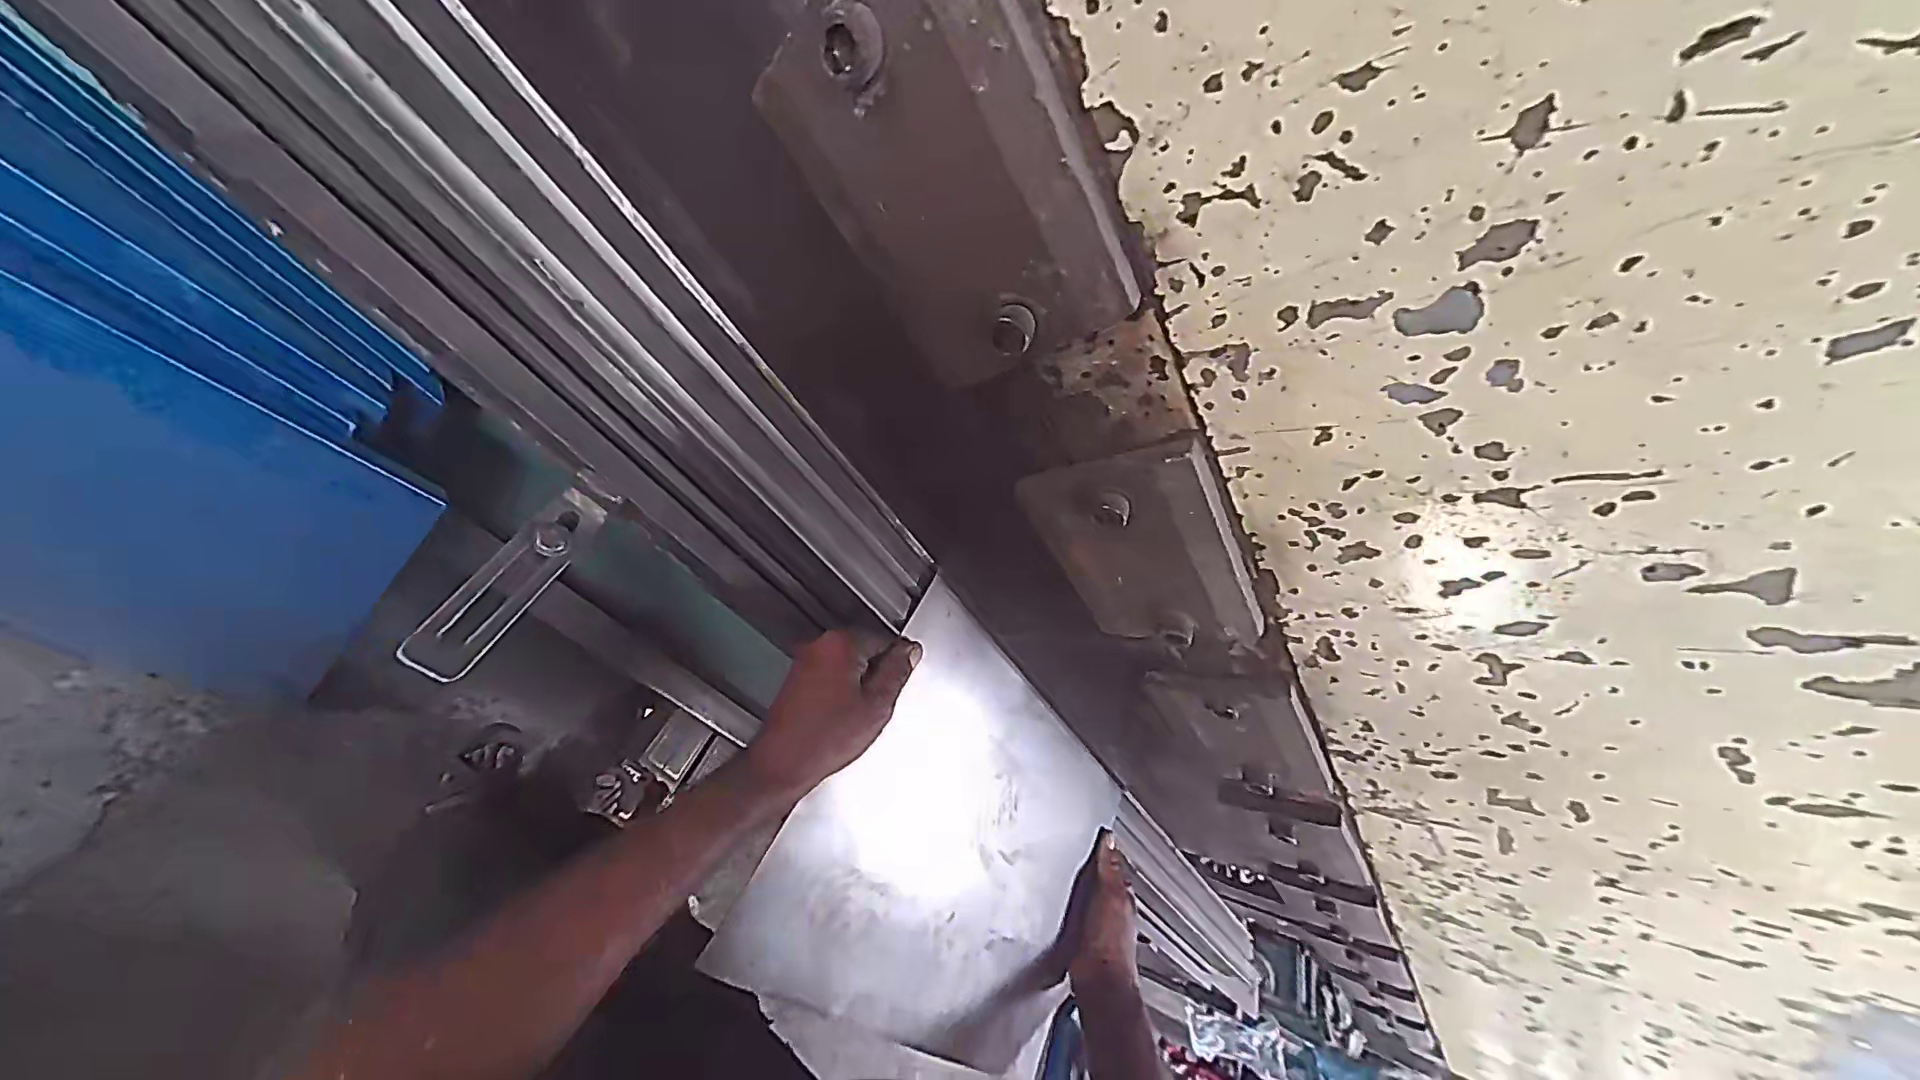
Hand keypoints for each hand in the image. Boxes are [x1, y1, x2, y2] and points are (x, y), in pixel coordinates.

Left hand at [743, 630, 920, 799]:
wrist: (782, 763)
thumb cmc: (823, 738)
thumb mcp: (877, 705)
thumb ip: (897, 672)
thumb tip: (909, 653)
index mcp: (841, 644)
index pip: (885, 638)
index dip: (898, 662)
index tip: (902, 677)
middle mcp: (819, 646)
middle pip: (865, 649)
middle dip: (876, 673)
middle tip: (878, 703)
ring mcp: (805, 662)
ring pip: (847, 665)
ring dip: (857, 684)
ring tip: (856, 715)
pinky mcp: (796, 679)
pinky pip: (830, 677)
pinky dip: (839, 692)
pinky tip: (840, 718)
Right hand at [1066, 830, 1140, 989]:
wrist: (1098, 981)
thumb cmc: (1106, 942)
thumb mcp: (1106, 894)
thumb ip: (1107, 867)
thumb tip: (1109, 840)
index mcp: (1123, 894)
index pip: (1115, 863)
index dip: (1106, 849)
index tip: (1098, 836)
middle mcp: (1117, 909)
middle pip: (1107, 879)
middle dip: (1097, 865)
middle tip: (1084, 849)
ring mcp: (1104, 924)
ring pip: (1097, 895)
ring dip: (1088, 884)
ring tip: (1076, 871)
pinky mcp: (1089, 938)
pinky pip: (1085, 912)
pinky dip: (1080, 903)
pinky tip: (1071, 903)